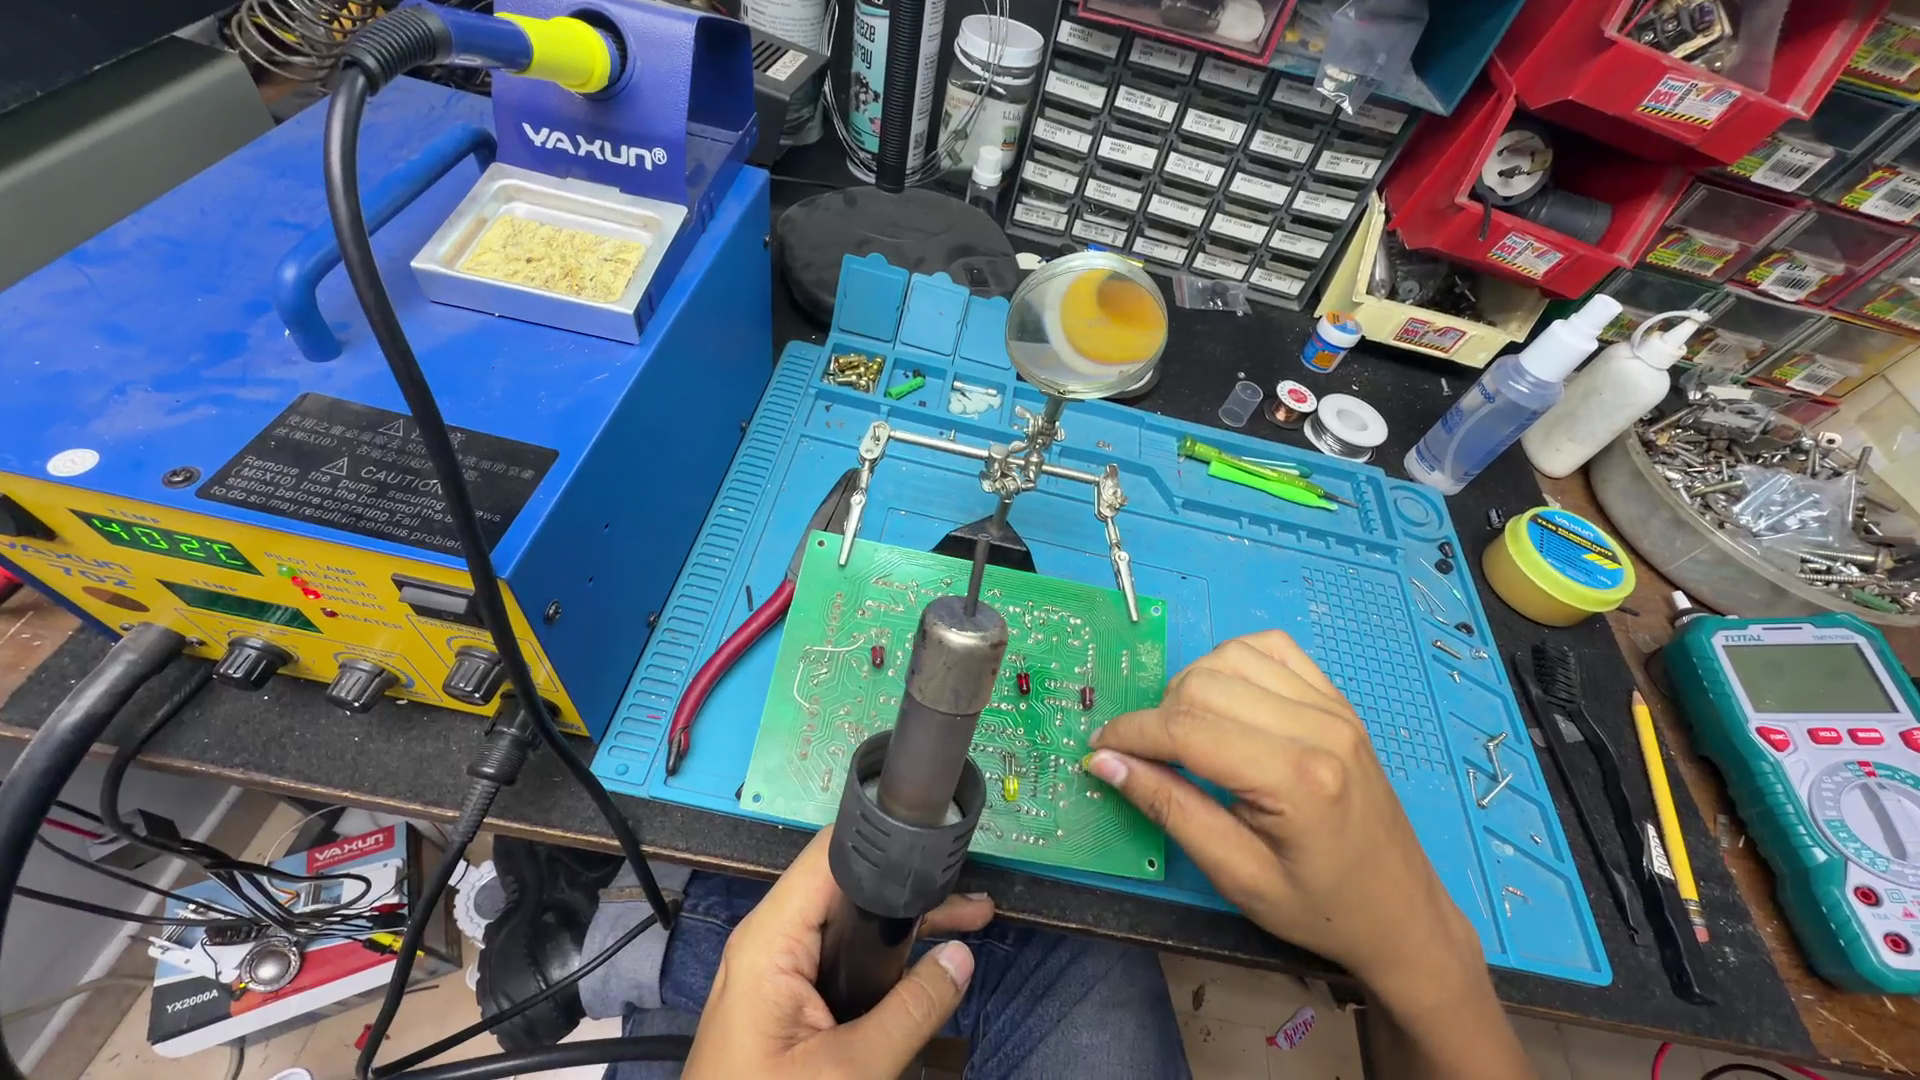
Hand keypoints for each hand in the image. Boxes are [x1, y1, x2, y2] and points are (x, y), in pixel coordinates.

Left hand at [682, 827, 994, 1079]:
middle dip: (908, 881)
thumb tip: (963, 956)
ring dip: (905, 918)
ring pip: (850, 918)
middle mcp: (772, 938)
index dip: (884, 838)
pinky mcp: (789, 995)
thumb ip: (910, 1011)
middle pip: (845, 882)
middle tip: (968, 884)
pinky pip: (842, 953)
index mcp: (772, 939)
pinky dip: (886, 950)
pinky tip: (928, 958)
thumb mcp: (849, 1073)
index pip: (829, 853)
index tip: (940, 840)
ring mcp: (780, 967)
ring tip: (971, 914)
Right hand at [1084, 631, 1482, 1014]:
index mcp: (1295, 779)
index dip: (1131, 734)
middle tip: (1147, 755)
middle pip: (1202, 684)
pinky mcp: (1337, 700)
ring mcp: (1332, 706)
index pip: (1186, 730)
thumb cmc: (1318, 908)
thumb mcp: (1235, 874)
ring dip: (1190, 686)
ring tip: (1186, 730)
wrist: (1402, 914)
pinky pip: (1270, 647)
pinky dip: (1232, 661)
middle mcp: (1317, 727)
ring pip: (1230, 655)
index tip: (1099, 748)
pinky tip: (1226, 698)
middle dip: (1156, 715)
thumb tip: (1104, 761)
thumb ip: (1167, 808)